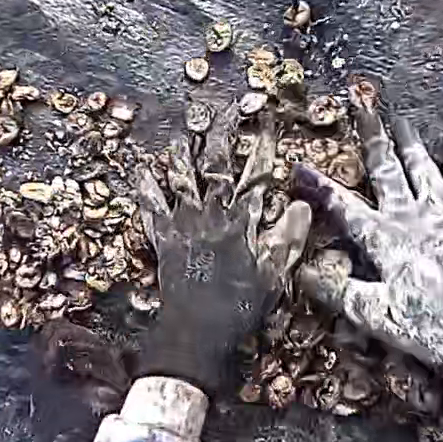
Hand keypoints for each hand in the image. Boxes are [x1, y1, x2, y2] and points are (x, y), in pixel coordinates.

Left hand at [136, 111, 311, 393]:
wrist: (197, 328)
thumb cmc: (240, 305)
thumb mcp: (274, 275)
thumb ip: (288, 237)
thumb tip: (301, 203)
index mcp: (241, 220)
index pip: (256, 175)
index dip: (262, 146)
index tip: (266, 120)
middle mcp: (211, 214)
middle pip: (216, 167)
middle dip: (220, 137)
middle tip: (221, 113)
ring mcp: (184, 224)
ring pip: (182, 180)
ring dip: (181, 157)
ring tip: (180, 137)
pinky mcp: (163, 237)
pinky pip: (152, 207)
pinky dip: (147, 188)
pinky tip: (141, 171)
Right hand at [290, 81, 442, 374]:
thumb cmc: (429, 329)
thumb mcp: (374, 316)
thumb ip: (337, 290)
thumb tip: (304, 268)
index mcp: (384, 240)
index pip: (343, 206)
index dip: (319, 186)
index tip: (299, 166)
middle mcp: (413, 219)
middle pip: (386, 170)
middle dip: (371, 137)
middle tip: (362, 107)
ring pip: (423, 169)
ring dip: (409, 143)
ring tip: (399, 119)